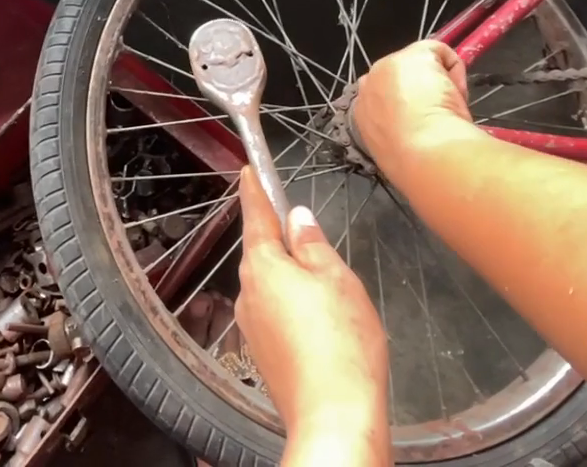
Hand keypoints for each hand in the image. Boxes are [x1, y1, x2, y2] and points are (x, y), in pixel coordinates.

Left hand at [233, 167, 388, 463]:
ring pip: (270, 285)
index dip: (254, 190)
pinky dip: (293, 308)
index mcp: (262, 265)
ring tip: (329, 292)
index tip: (247, 170)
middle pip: (263, 252)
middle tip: (313, 241)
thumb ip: (312, 244)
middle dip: (283, 242)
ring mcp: (251, 324)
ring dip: (291, 279)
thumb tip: (296, 218)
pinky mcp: (262, 352)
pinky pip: (275, 314)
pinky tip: (320, 324)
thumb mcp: (335, 278)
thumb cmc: (340, 340)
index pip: (255, 215)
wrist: (333, 416)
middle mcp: (247, 291)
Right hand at [353, 40, 479, 163]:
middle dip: (419, 91)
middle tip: (436, 115)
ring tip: (447, 109)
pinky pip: (440, 53)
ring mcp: (388, 66)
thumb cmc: (411, 161)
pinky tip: (455, 95)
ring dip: (436, 84)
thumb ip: (396, 134)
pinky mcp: (413, 55)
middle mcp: (368, 84)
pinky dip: (455, 71)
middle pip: (399, 77)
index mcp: (360, 112)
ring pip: (421, 66)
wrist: (423, 151)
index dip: (405, 106)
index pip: (382, 98)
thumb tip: (415, 133)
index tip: (422, 124)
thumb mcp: (394, 151)